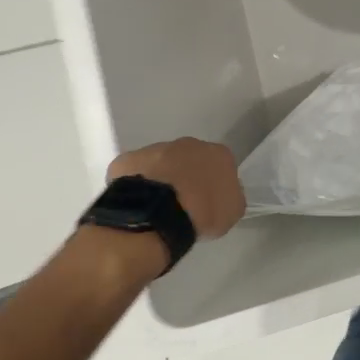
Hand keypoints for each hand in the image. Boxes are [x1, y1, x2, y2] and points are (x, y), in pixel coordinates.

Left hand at [108, 137, 246, 239]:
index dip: (212, 183)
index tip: (207, 201)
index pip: (219, 165)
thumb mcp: (231, 212)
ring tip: (155, 206)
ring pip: (160, 163)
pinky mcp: (128, 159)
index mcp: (218, 154)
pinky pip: (132, 171)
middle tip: (180, 202)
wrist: (157, 214)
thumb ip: (231, 197)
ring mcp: (156, 149)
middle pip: (189, 159)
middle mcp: (189, 144)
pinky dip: (134, 183)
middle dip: (185, 176)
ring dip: (160, 178)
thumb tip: (223, 194)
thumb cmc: (201, 213)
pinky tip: (134, 203)